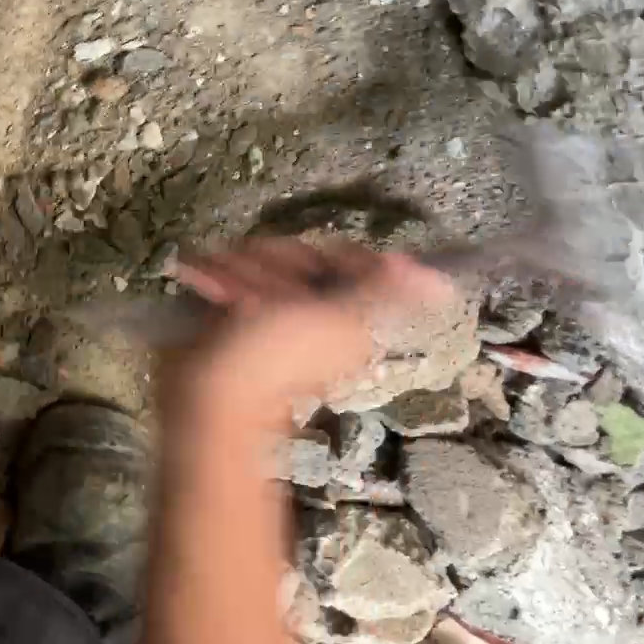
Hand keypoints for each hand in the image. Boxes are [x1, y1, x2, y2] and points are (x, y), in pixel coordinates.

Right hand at [163, 240, 453, 432]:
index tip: (308, 263)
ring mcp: (265, 308)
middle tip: (258, 286)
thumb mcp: (338, 322)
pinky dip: (211, 274)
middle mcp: (309, 307)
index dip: (325, 253)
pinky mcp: (227, 306)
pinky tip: (202, 282)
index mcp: (345, 313)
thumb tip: (441, 281)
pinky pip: (224, 272)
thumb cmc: (277, 359)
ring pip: (255, 261)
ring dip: (234, 269)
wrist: (211, 390)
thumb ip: (383, 294)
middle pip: (297, 256)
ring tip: (222, 290)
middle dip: (270, 263)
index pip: (345, 258)